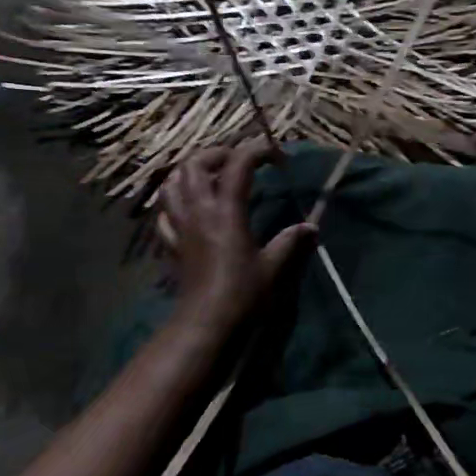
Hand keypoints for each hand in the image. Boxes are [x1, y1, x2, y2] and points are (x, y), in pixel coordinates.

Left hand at [157, 142, 314, 330]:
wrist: (205, 323)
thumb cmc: (242, 294)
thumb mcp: (273, 267)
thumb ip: (290, 242)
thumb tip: (311, 227)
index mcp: (226, 211)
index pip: (238, 165)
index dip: (257, 151)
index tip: (277, 157)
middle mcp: (199, 211)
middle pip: (194, 164)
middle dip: (216, 154)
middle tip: (237, 162)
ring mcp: (181, 226)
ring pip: (172, 184)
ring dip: (189, 172)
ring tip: (209, 177)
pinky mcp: (172, 244)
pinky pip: (164, 213)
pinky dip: (174, 202)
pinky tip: (187, 208)